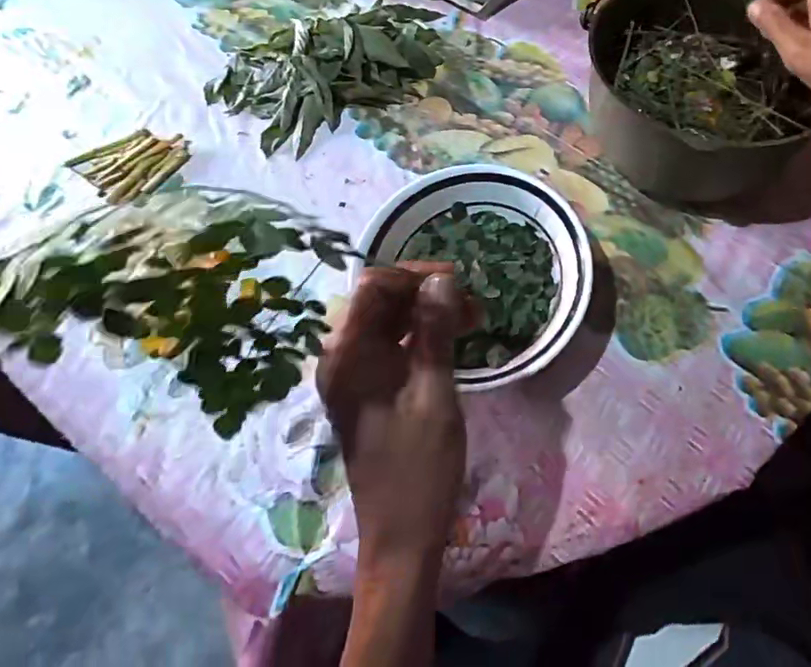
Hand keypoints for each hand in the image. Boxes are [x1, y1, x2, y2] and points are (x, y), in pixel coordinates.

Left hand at [319, 263, 474, 569]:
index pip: (373, 286)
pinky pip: (387, 346)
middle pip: (378, 300)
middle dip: (424, 293)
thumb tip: (442, 279)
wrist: (401, 536)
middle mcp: (339, 356)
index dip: (414, 275)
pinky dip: (417, 336)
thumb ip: (434, 331)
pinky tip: (450, 339)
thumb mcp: (434, 392)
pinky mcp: (364, 389)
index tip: (458, 282)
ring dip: (425, 313)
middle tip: (471, 302)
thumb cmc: (419, 466)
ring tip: (470, 317)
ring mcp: (349, 374)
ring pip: (386, 322)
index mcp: (347, 354)